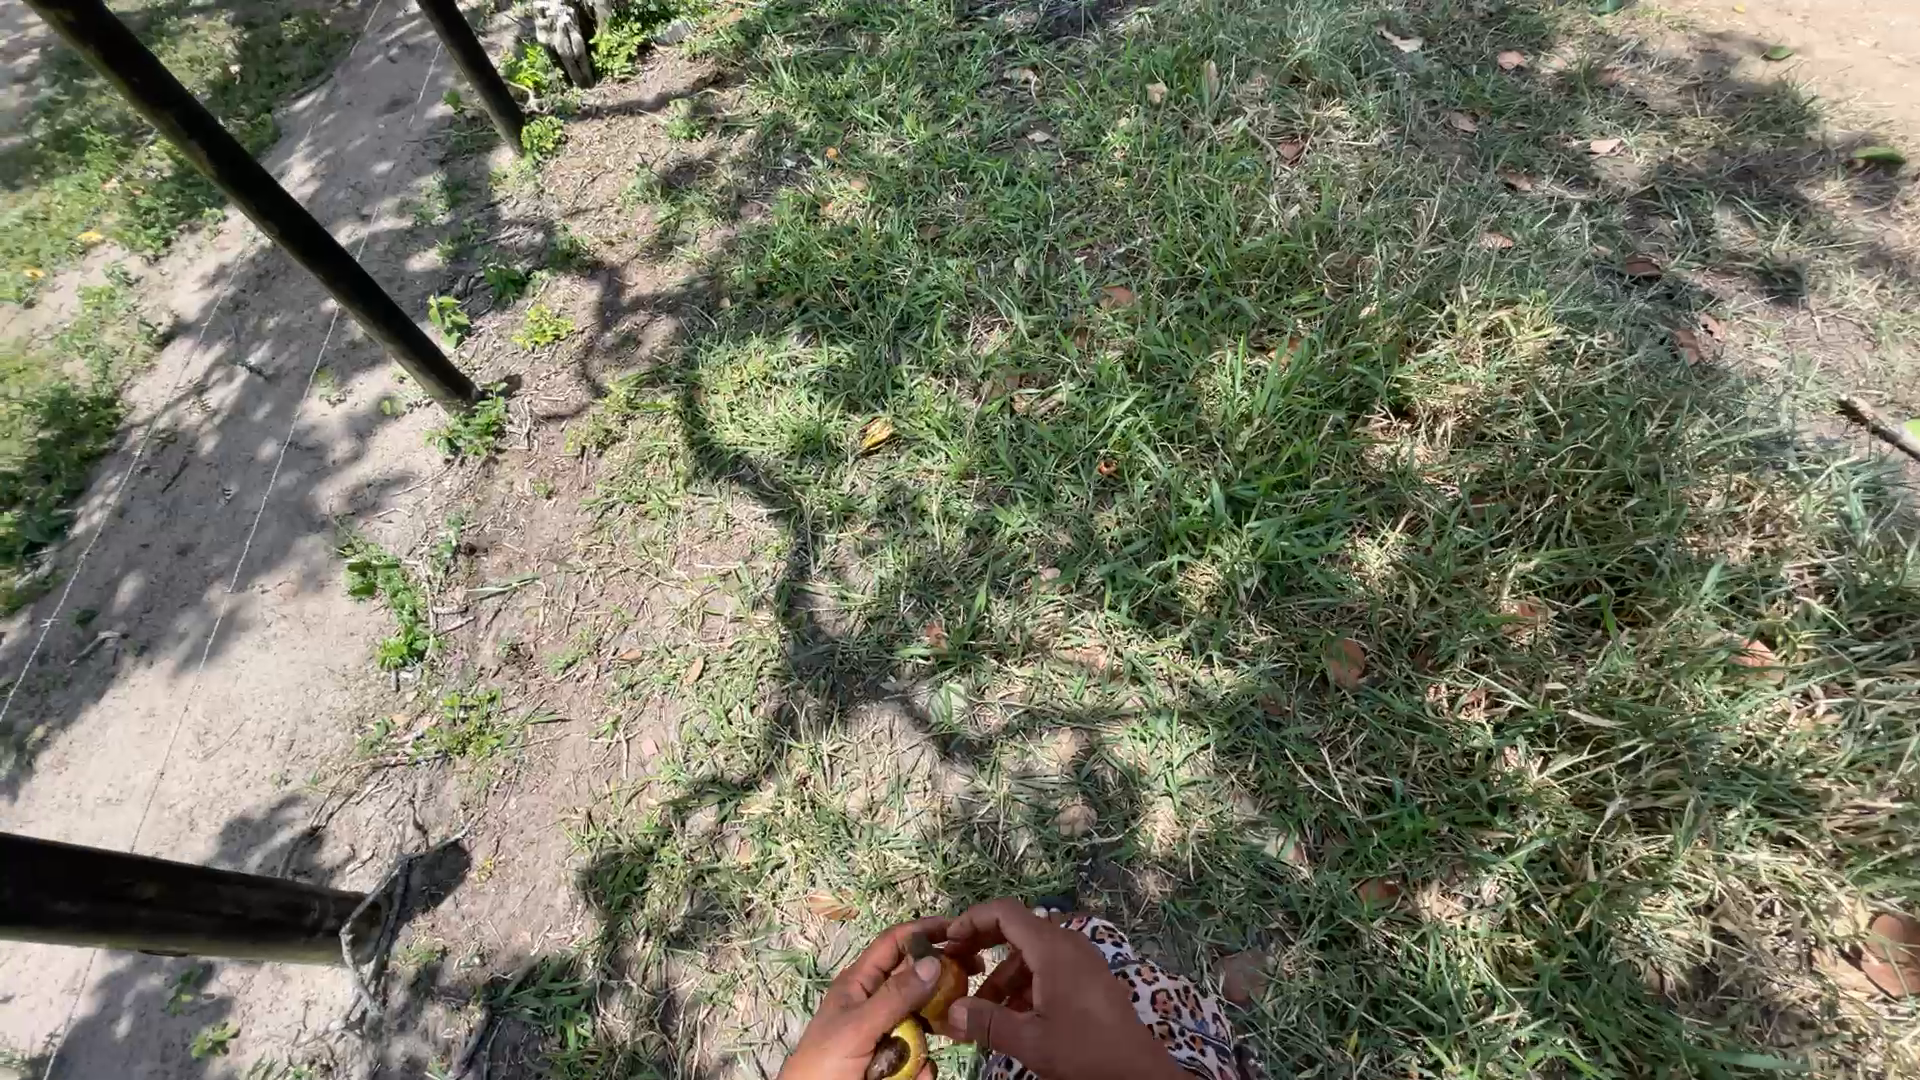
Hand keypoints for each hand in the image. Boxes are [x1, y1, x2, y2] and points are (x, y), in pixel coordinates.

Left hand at [778, 916, 952, 1079]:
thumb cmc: (824, 1066)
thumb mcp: (857, 1028)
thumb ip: (895, 996)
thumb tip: (934, 961)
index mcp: (860, 983)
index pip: (894, 943)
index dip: (922, 931)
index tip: (957, 930)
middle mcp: (876, 1004)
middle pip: (915, 981)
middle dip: (940, 983)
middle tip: (969, 979)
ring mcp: (887, 1036)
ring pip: (922, 1022)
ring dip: (930, 1036)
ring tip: (937, 1045)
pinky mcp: (894, 1065)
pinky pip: (919, 1060)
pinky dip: (921, 1070)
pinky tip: (915, 1078)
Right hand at [940, 899, 1187, 1079]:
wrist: (1141, 1075)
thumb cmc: (1085, 1052)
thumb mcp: (1031, 1041)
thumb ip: (987, 1022)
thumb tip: (950, 1012)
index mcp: (1052, 947)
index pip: (1005, 912)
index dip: (972, 920)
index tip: (948, 940)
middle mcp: (1067, 942)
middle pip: (1017, 928)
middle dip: (983, 946)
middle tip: (956, 967)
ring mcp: (1081, 959)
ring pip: (1031, 954)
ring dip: (1003, 975)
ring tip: (982, 1010)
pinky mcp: (1088, 977)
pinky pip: (1048, 967)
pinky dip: (1025, 985)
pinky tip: (1013, 1016)